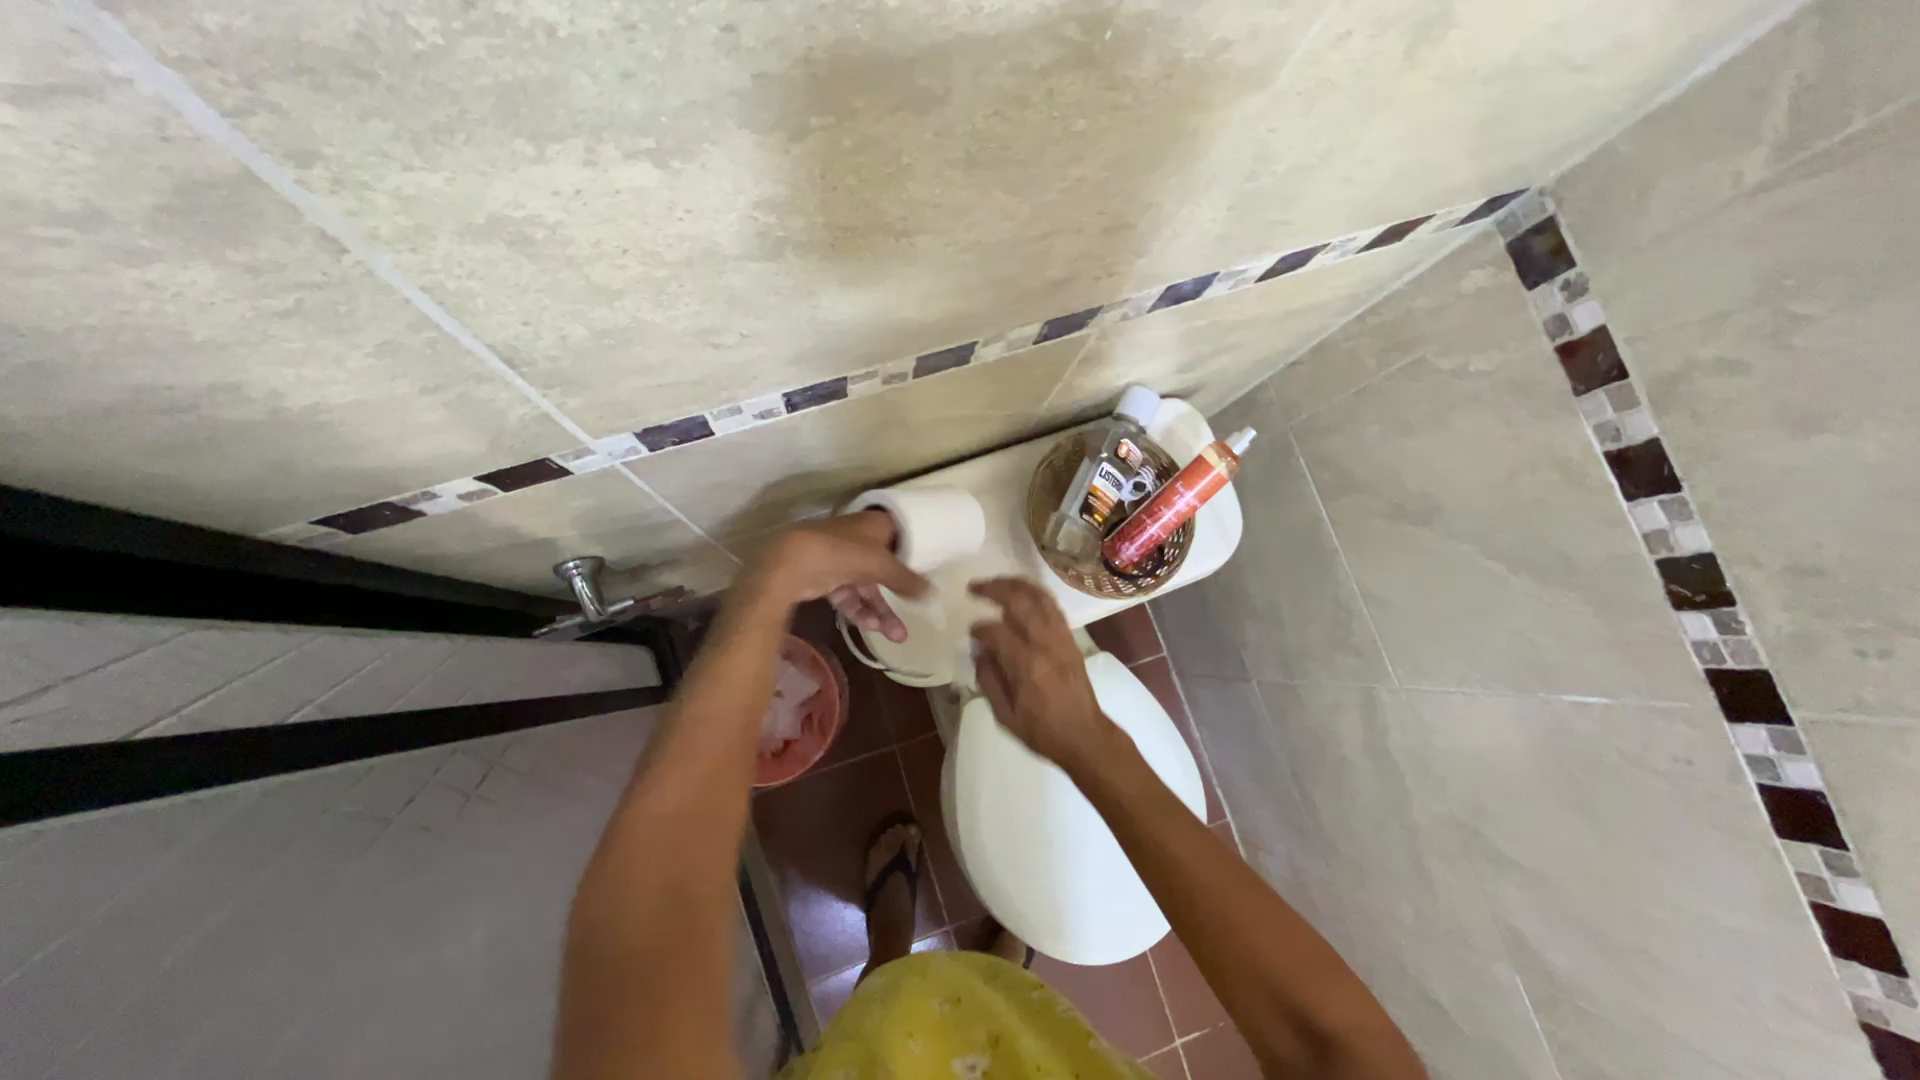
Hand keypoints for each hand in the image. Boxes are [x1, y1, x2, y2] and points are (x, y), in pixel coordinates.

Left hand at [745, 511, 928, 641]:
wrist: (790, 563)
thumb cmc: (842, 552)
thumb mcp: (880, 564)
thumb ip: (905, 579)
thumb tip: (932, 592)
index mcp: (874, 525)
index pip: (901, 535)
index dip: (914, 551)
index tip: (930, 570)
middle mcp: (859, 540)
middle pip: (885, 567)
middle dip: (898, 595)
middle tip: (914, 614)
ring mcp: (841, 560)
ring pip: (867, 587)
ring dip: (880, 611)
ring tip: (897, 636)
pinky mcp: (826, 579)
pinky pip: (849, 597)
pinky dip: (860, 611)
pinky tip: (872, 627)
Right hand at [968, 577, 1118, 769]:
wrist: (1085, 737)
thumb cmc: (1042, 732)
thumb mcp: (1005, 715)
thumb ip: (989, 680)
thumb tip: (979, 652)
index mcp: (1027, 665)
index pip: (996, 631)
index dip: (979, 628)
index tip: (970, 633)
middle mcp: (1046, 644)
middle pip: (1020, 601)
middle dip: (994, 589)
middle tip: (974, 587)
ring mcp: (1062, 639)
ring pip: (1040, 597)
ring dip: (1017, 584)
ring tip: (998, 582)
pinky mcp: (1072, 640)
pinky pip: (1054, 607)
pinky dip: (1036, 595)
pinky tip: (1023, 595)